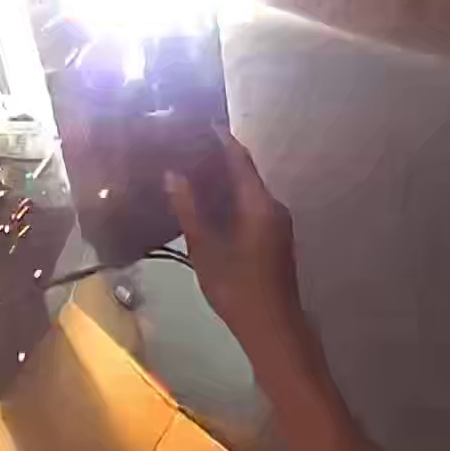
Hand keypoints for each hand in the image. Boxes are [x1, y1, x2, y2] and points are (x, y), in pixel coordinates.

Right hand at [166, 128, 302, 351]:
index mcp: (258, 204)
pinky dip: (230, 196)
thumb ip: (189, 210)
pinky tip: (207, 202)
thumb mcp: (205, 249)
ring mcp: (276, 222)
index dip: (221, 138)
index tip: (200, 121)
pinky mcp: (274, 236)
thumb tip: (173, 174)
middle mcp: (272, 206)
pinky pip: (250, 204)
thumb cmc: (237, 288)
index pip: (239, 158)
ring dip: (223, 178)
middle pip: (245, 171)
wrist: (273, 329)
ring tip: (190, 169)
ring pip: (247, 189)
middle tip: (186, 145)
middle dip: (218, 157)